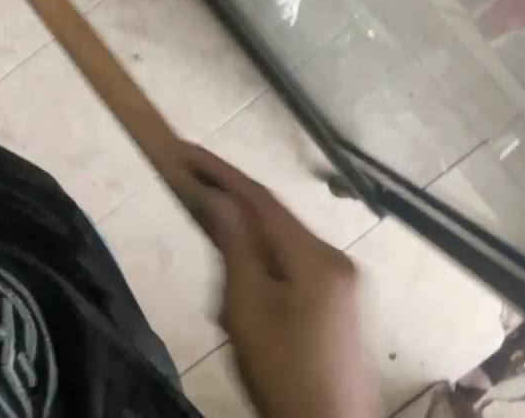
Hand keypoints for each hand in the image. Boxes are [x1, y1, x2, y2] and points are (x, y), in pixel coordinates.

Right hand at [186, 144, 379, 417]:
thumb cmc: (281, 374)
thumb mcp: (246, 309)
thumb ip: (234, 246)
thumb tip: (217, 196)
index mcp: (317, 260)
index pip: (260, 198)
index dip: (219, 170)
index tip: (183, 150)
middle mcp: (335, 260)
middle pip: (273, 213)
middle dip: (228, 195)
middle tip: (185, 177)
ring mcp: (341, 280)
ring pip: (280, 235)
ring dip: (242, 222)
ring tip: (202, 212)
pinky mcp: (337, 299)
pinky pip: (290, 255)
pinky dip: (259, 246)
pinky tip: (235, 253)